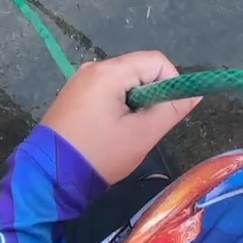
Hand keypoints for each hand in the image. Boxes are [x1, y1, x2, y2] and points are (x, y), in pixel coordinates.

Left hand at [43, 51, 199, 182]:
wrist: (47, 180)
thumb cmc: (98, 155)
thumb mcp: (141, 135)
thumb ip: (171, 110)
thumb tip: (195, 93)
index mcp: (109, 72)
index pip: (156, 61)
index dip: (171, 83)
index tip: (165, 113)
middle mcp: (93, 67)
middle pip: (140, 69)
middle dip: (151, 95)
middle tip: (145, 127)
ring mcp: (81, 80)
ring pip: (125, 81)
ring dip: (135, 102)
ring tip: (126, 132)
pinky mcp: (74, 95)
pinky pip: (107, 90)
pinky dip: (117, 106)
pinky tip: (110, 131)